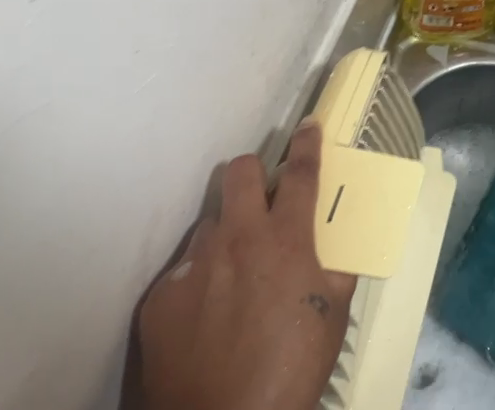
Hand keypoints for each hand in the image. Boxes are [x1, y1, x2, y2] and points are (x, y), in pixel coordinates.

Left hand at [138, 121, 356, 409]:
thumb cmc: (293, 366)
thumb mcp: (333, 315)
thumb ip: (332, 271)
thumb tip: (329, 254)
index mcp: (286, 239)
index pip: (300, 174)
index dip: (307, 144)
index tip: (309, 127)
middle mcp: (238, 239)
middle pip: (240, 173)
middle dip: (253, 171)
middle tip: (262, 191)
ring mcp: (194, 265)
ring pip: (209, 222)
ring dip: (227, 231)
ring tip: (234, 268)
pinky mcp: (161, 297)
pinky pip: (184, 270)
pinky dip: (200, 279)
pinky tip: (207, 312)